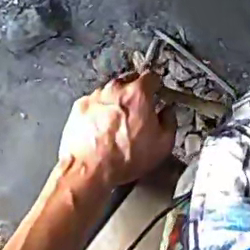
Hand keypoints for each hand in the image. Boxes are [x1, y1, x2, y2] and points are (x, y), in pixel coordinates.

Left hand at [55, 67, 175, 191]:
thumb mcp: (162, 144)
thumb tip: (167, 112)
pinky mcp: (79, 107)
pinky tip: (101, 129)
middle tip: (137, 112)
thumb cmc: (124, 158)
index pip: (152, 77)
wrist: (88, 172)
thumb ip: (170, 121)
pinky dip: (98, 112)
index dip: (156, 86)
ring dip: (116, 103)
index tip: (156, 94)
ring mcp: (95, 97)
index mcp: (138, 93)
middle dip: (135, 93)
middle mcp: (116, 89)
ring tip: (116, 124)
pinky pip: (94, 104)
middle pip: (129, 81)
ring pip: (110, 92)